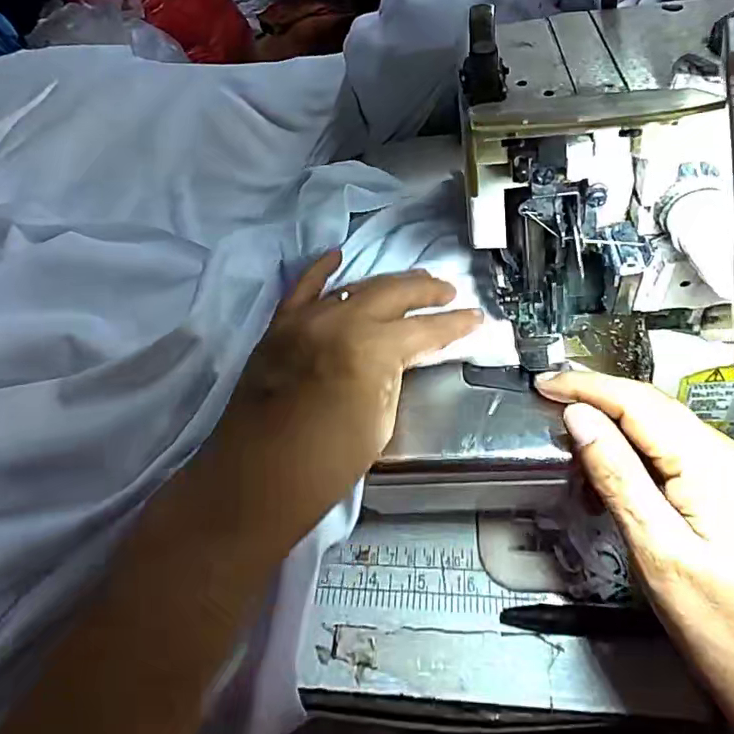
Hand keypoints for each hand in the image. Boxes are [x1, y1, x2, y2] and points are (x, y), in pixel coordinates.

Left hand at [197, 251, 480, 550]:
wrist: (257, 478)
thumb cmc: (327, 464)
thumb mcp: (379, 421)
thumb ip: (392, 376)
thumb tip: (397, 356)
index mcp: (371, 348)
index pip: (424, 329)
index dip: (454, 325)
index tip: (476, 318)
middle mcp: (339, 320)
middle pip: (391, 293)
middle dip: (425, 291)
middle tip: (448, 292)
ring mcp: (305, 318)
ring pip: (353, 286)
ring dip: (385, 283)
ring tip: (411, 281)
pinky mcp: (279, 325)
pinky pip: (302, 287)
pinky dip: (322, 271)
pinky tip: (337, 256)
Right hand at [536, 370, 733, 733]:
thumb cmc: (728, 631)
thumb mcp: (659, 553)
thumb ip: (617, 476)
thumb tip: (578, 417)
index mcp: (716, 467)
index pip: (638, 402)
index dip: (586, 386)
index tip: (542, 383)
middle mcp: (732, 458)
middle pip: (653, 404)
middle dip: (597, 393)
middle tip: (547, 393)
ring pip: (663, 422)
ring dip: (614, 416)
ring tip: (570, 422)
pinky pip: (676, 447)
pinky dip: (636, 442)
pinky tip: (612, 457)